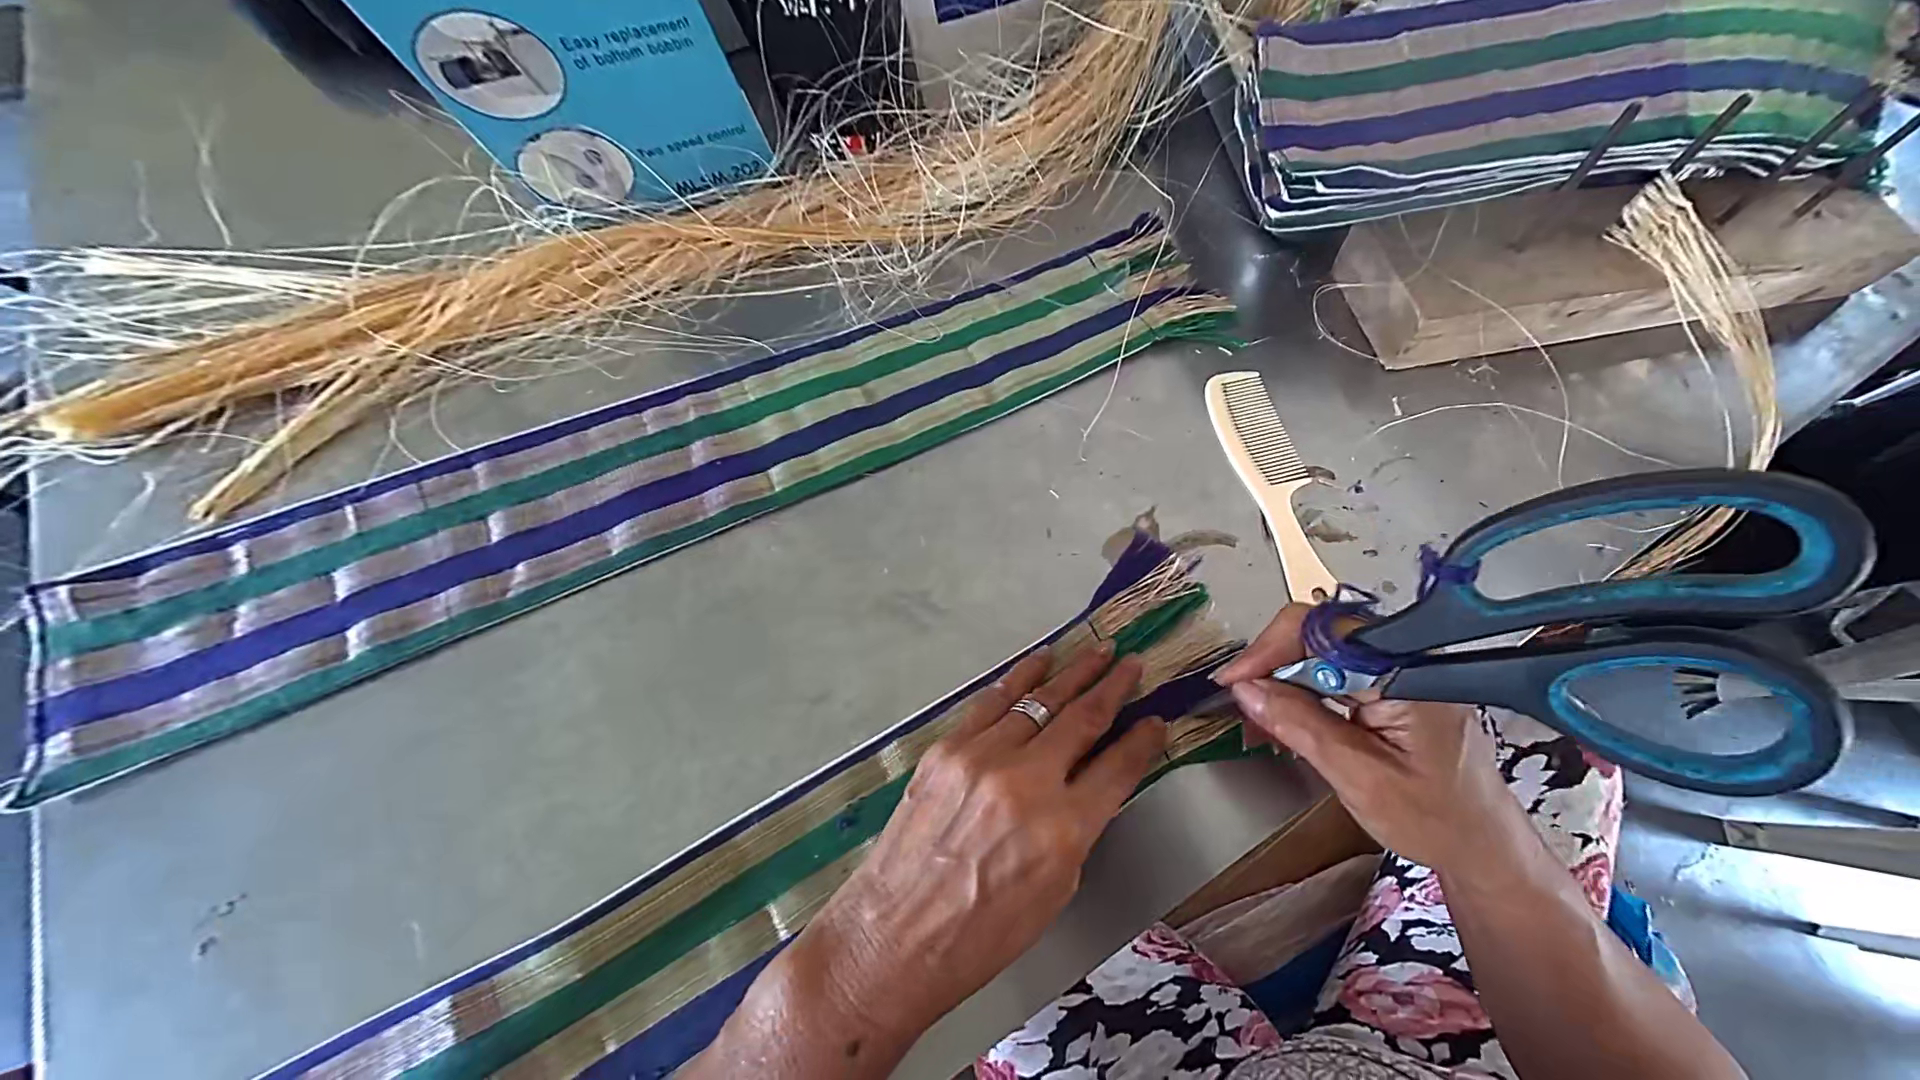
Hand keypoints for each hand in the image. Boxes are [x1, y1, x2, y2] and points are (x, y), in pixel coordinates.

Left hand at [748, 643, 1167, 1065]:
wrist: (898, 934)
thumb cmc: (985, 933)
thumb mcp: (1056, 890)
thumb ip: (1078, 827)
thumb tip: (1091, 782)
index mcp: (1064, 828)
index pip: (1118, 767)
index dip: (1143, 740)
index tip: (1156, 719)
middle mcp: (1026, 781)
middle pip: (1082, 719)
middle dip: (1113, 687)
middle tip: (1132, 663)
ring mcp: (982, 758)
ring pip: (1038, 701)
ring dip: (1073, 673)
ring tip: (1097, 651)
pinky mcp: (947, 749)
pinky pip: (992, 703)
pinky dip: (1020, 678)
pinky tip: (1040, 662)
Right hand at [1214, 604, 1516, 872]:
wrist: (1484, 848)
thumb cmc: (1436, 821)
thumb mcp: (1358, 777)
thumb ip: (1301, 725)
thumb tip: (1246, 689)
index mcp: (1407, 674)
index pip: (1321, 631)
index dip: (1269, 649)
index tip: (1234, 682)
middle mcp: (1406, 659)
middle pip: (1316, 635)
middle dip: (1270, 666)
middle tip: (1242, 704)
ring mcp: (1400, 669)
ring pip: (1319, 651)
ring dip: (1282, 680)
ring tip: (1259, 717)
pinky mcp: (1392, 683)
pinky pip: (1334, 670)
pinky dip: (1302, 690)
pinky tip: (1287, 716)